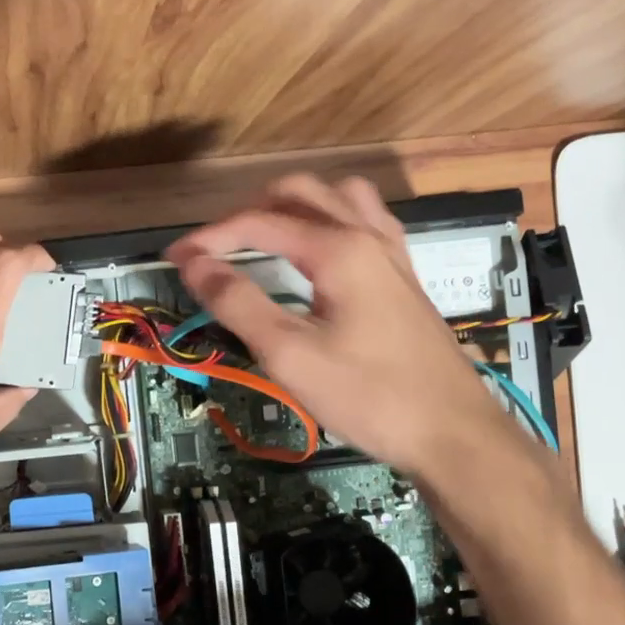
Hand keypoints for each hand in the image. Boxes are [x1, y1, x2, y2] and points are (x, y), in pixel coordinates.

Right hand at [165, 174, 518, 477]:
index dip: (209, 237)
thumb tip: (194, 265)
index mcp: (338, 250)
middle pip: (299, 192)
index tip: (173, 259)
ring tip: (259, 239)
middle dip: (247, 212)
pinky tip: (314, 252)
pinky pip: (363, 221)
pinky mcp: (402, 276)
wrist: (451, 432)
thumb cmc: (368, 395)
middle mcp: (367, 237)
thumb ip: (238, 303)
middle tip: (213, 249)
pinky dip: (327, 220)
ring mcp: (391, 254)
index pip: (259, 222)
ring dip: (291, 207)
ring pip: (336, 197)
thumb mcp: (289, 355)